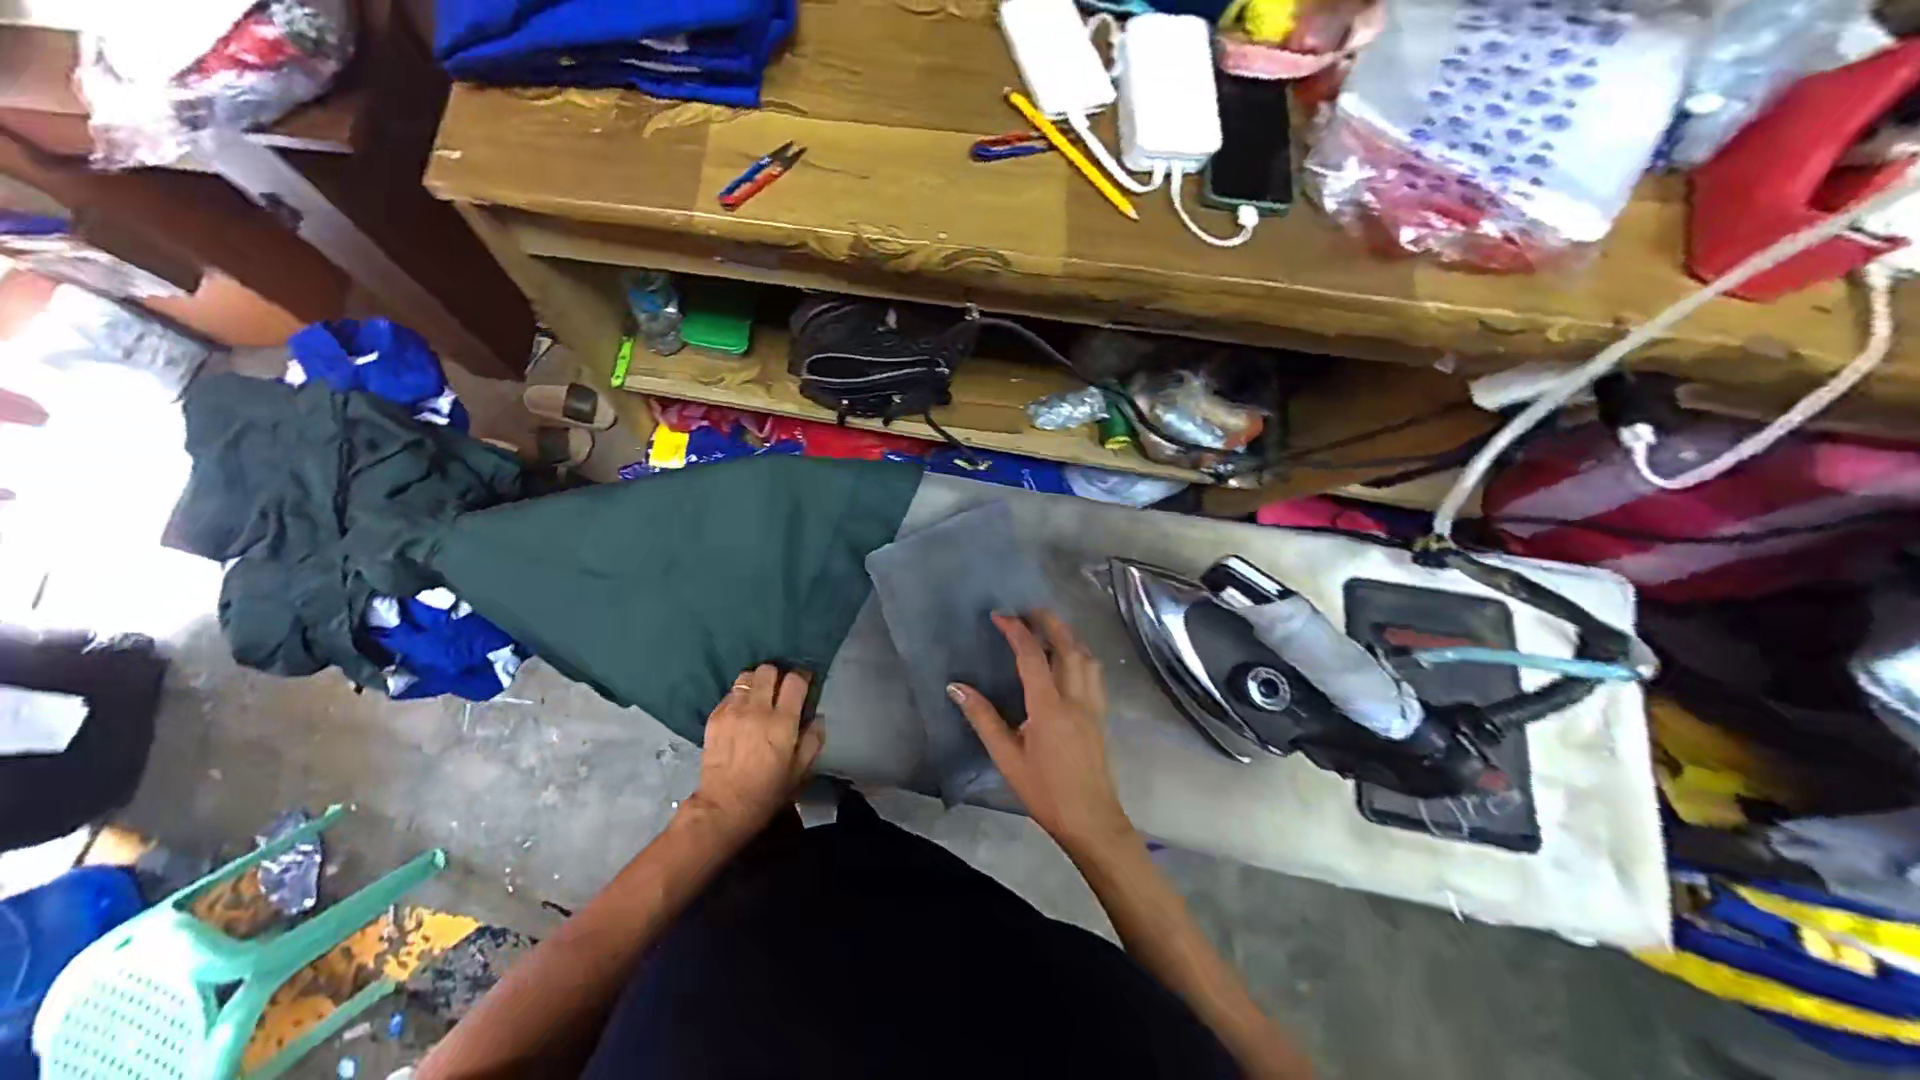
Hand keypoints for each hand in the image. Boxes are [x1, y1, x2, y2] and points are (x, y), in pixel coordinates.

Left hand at [685, 664, 823, 838]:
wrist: (725, 806)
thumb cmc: (768, 791)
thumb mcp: (801, 770)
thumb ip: (813, 740)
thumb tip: (817, 718)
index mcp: (782, 722)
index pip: (795, 681)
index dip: (802, 677)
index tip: (804, 683)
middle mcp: (757, 710)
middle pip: (768, 671)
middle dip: (777, 676)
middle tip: (779, 689)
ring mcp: (732, 711)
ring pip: (746, 677)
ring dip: (756, 682)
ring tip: (759, 696)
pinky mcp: (714, 717)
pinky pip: (729, 693)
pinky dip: (738, 696)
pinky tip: (741, 711)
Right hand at [948, 611, 1132, 851]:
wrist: (1090, 819)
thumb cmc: (1044, 791)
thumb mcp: (1006, 757)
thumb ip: (983, 719)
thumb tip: (956, 687)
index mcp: (1049, 708)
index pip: (1033, 657)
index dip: (1016, 632)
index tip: (1000, 616)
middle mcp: (1076, 699)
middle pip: (1068, 647)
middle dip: (1050, 622)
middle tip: (1029, 610)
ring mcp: (1093, 706)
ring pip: (1087, 657)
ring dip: (1069, 636)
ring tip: (1050, 628)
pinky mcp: (1101, 715)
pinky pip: (1094, 673)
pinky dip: (1081, 655)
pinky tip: (1071, 659)